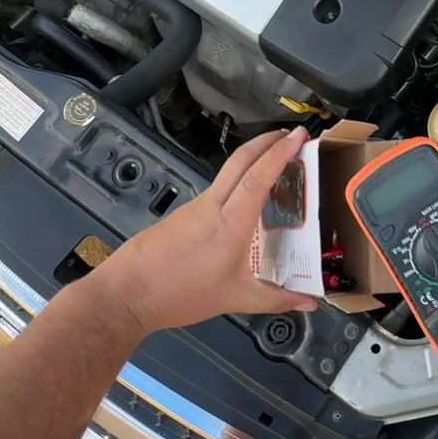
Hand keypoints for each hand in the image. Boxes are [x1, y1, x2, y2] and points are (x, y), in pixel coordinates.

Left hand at [89, 128, 318, 332]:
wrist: (126, 293)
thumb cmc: (182, 294)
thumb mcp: (236, 299)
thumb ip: (276, 299)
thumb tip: (311, 303)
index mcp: (230, 222)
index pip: (258, 177)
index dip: (280, 153)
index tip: (299, 135)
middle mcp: (213, 205)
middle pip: (241, 159)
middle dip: (268, 140)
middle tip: (293, 135)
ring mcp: (197, 206)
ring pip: (230, 171)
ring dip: (255, 158)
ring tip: (279, 163)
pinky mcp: (186, 213)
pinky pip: (220, 188)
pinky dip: (241, 179)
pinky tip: (250, 196)